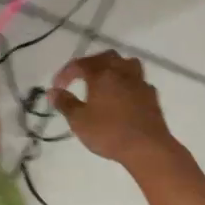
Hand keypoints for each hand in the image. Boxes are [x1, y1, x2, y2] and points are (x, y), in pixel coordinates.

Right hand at [49, 50, 180, 167]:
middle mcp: (122, 73)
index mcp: (102, 76)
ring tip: (103, 80)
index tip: (56, 87)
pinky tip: (121, 95)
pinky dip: (126, 82)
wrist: (147, 147)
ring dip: (112, 67)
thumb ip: (65, 103)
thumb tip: (53, 91)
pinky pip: (137, 80)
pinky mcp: (151, 95)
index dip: (65, 73)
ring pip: (126, 63)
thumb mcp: (78, 120)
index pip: (80, 64)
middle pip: (105, 57)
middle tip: (79, 77)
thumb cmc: (108, 132)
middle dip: (89, 64)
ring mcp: (139, 83)